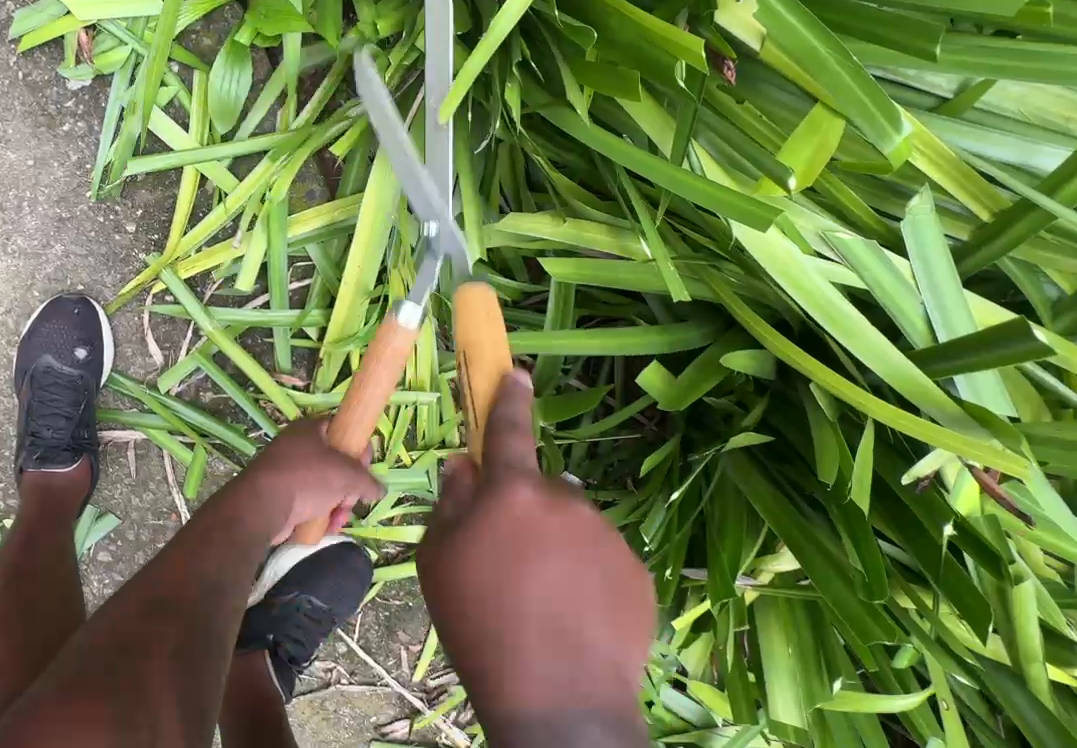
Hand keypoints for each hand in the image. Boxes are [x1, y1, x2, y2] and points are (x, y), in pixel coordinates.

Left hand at [232, 419, 382, 544]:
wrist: (264, 505)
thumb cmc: (307, 478)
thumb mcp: (346, 475)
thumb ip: (367, 480)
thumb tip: (379, 489)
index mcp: (310, 429)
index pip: (341, 429)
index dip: (358, 447)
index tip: (367, 467)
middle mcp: (298, 446)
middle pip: (336, 463)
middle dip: (350, 485)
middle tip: (352, 498)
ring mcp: (289, 470)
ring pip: (326, 486)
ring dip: (339, 504)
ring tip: (340, 517)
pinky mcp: (284, 494)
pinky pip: (312, 501)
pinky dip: (323, 513)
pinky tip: (329, 526)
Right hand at [416, 371, 653, 737]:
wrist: (559, 703)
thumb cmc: (480, 623)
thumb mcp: (438, 557)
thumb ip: (451, 500)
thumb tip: (466, 465)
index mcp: (512, 491)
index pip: (510, 428)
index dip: (510, 397)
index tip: (516, 372)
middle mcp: (566, 500)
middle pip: (537, 487)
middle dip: (521, 508)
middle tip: (504, 559)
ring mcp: (607, 536)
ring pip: (569, 522)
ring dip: (553, 542)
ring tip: (539, 596)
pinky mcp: (638, 572)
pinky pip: (599, 556)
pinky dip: (583, 573)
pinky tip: (570, 613)